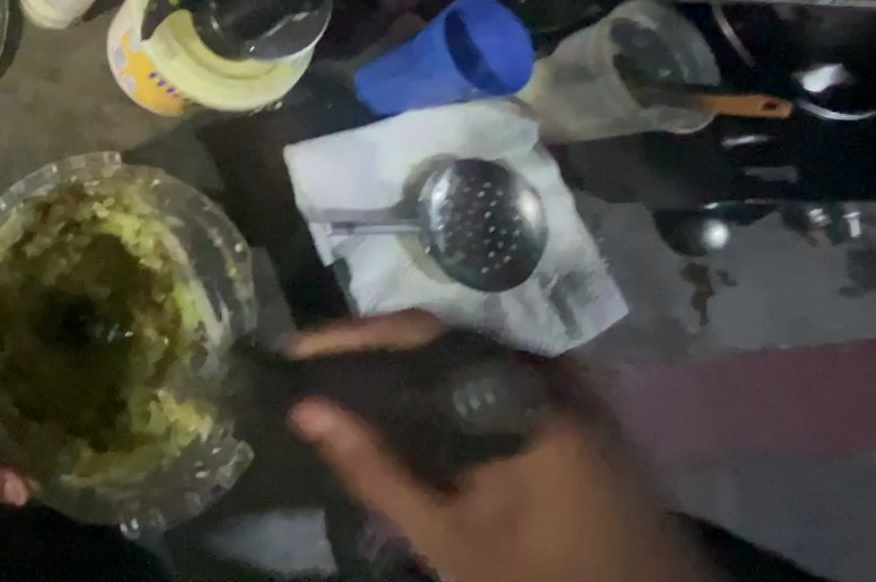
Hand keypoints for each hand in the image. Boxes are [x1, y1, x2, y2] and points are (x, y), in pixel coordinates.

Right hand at [287, 312, 710, 581]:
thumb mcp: (453, 542)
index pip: (421, 334)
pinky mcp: (579, 411)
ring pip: (465, 351)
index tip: (296, 349)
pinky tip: (409, 402)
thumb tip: (305, 410)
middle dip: (372, 347)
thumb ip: (377, 472)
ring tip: (349, 376)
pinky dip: (442, 380)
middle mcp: (551, 376)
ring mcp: (572, 391)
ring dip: (404, 362)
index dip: (352, 337)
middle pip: (441, 335)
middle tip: (317, 364)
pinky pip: (493, 372)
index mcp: (525, 399)